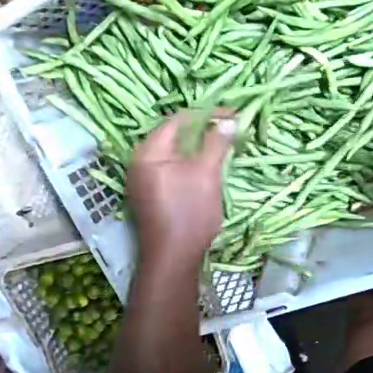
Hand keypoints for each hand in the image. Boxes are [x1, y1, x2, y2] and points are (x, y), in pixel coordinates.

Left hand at [128, 110, 233, 267]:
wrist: (173, 258)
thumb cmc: (189, 213)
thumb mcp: (206, 174)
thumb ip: (216, 143)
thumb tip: (229, 121)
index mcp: (148, 151)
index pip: (178, 120)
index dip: (207, 115)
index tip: (233, 116)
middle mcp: (139, 161)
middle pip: (174, 135)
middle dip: (203, 130)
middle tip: (229, 130)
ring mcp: (142, 179)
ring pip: (173, 153)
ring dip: (198, 147)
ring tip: (222, 147)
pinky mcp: (151, 194)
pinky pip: (170, 168)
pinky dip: (189, 163)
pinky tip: (207, 168)